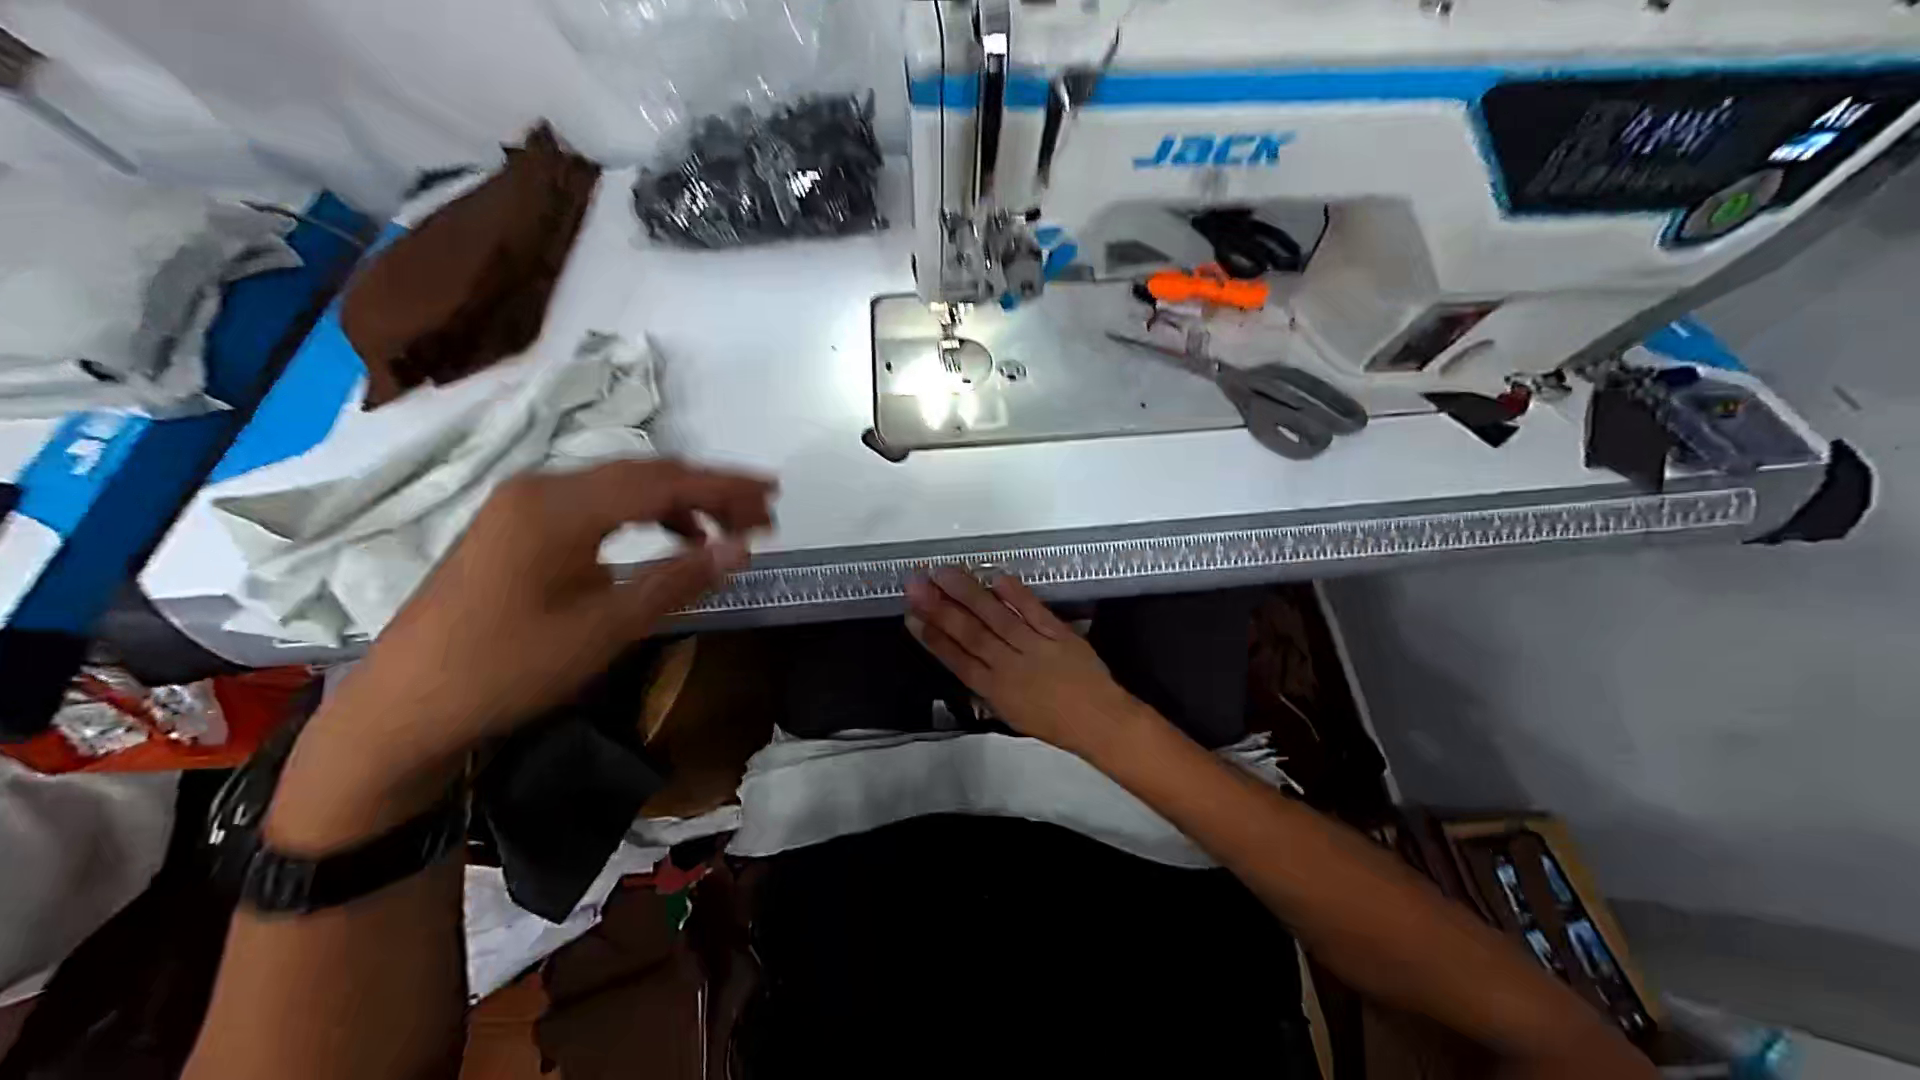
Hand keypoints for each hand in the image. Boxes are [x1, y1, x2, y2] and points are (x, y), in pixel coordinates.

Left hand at [337, 460, 775, 758]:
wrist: (405, 706)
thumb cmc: (508, 669)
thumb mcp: (604, 629)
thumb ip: (677, 580)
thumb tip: (742, 549)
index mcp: (560, 507)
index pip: (663, 480)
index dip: (725, 485)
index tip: (774, 493)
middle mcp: (542, 488)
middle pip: (645, 474)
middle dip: (710, 490)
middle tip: (762, 514)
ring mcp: (525, 503)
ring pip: (622, 486)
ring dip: (680, 502)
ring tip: (725, 528)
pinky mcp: (519, 524)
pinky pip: (597, 504)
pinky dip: (643, 515)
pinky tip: (668, 538)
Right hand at [904, 568, 1147, 757]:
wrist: (1098, 721)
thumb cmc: (1053, 722)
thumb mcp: (1010, 713)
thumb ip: (987, 685)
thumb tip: (964, 660)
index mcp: (995, 690)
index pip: (957, 659)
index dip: (932, 636)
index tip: (910, 615)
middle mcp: (1009, 666)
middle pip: (969, 632)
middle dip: (939, 607)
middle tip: (916, 584)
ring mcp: (1034, 647)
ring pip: (995, 617)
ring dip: (968, 592)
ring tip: (945, 572)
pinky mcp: (1058, 634)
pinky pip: (1033, 611)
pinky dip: (1015, 593)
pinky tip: (995, 576)